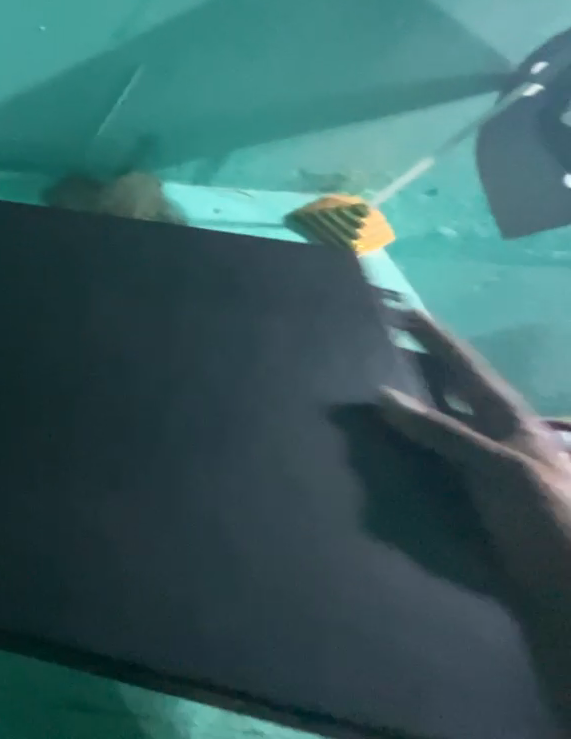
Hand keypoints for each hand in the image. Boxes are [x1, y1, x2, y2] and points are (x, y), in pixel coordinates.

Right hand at [378, 312, 570, 632]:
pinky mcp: (461, 500)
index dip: (438, 341)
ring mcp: (477, 472)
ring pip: (428, 429)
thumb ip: (444, 434)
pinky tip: (362, 451)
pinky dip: (388, 452)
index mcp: (513, 426)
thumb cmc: (551, 523)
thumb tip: (381, 395)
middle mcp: (494, 442)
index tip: (403, 311)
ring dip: (395, 413)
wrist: (566, 592)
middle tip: (369, 349)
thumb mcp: (504, 471)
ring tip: (354, 396)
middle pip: (447, 396)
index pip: (469, 371)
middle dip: (412, 371)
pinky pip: (416, 464)